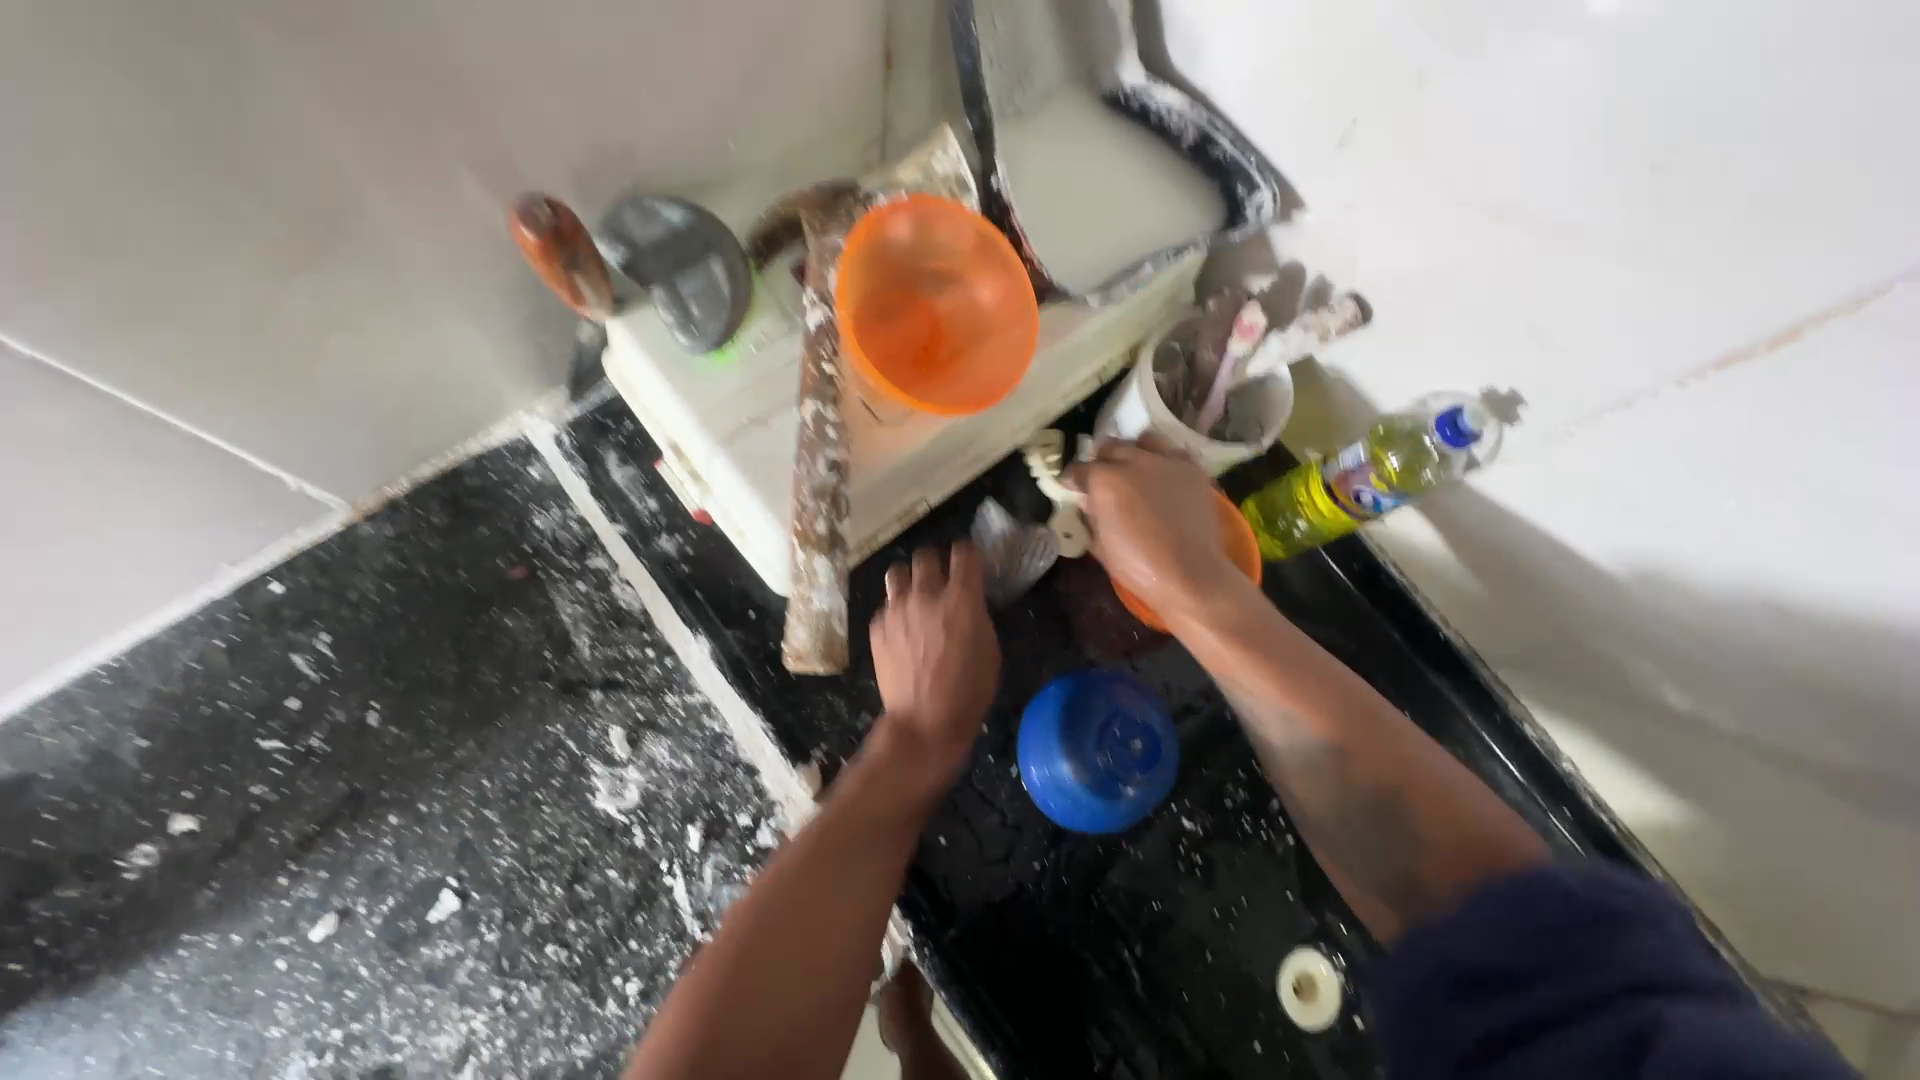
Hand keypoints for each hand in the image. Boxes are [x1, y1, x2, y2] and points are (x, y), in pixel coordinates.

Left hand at [868, 543, 1000, 789]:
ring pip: (897, 573)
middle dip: (935, 562)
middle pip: (925, 555)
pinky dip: (896, 611)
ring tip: (915, 595)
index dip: (967, 554)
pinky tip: (903, 631)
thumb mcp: (989, 649)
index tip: (969, 562)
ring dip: (909, 579)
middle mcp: (926, 595)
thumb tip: (968, 603)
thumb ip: (977, 615)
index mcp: (961, 599)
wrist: (925, 721)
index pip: (964, 552)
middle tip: (940, 578)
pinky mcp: (877, 626)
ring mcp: (897, 609)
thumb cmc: (969, 691)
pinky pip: (887, 606)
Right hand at [1070, 437, 1249, 622]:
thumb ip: (1090, 515)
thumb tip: (1088, 502)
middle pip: (1111, 447)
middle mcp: (1134, 461)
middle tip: (1104, 479)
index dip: (1073, 479)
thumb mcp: (1099, 545)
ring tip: (1136, 469)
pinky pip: (1175, 454)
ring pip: (1144, 441)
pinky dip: (1165, 462)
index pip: (1079, 468)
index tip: (1074, 488)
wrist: (1188, 573)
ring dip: (1135, 452)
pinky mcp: (1192, 470)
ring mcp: (1166, 462)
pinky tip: (1164, 476)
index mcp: (1105, 480)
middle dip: (1103, 461)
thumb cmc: (1137, 565)